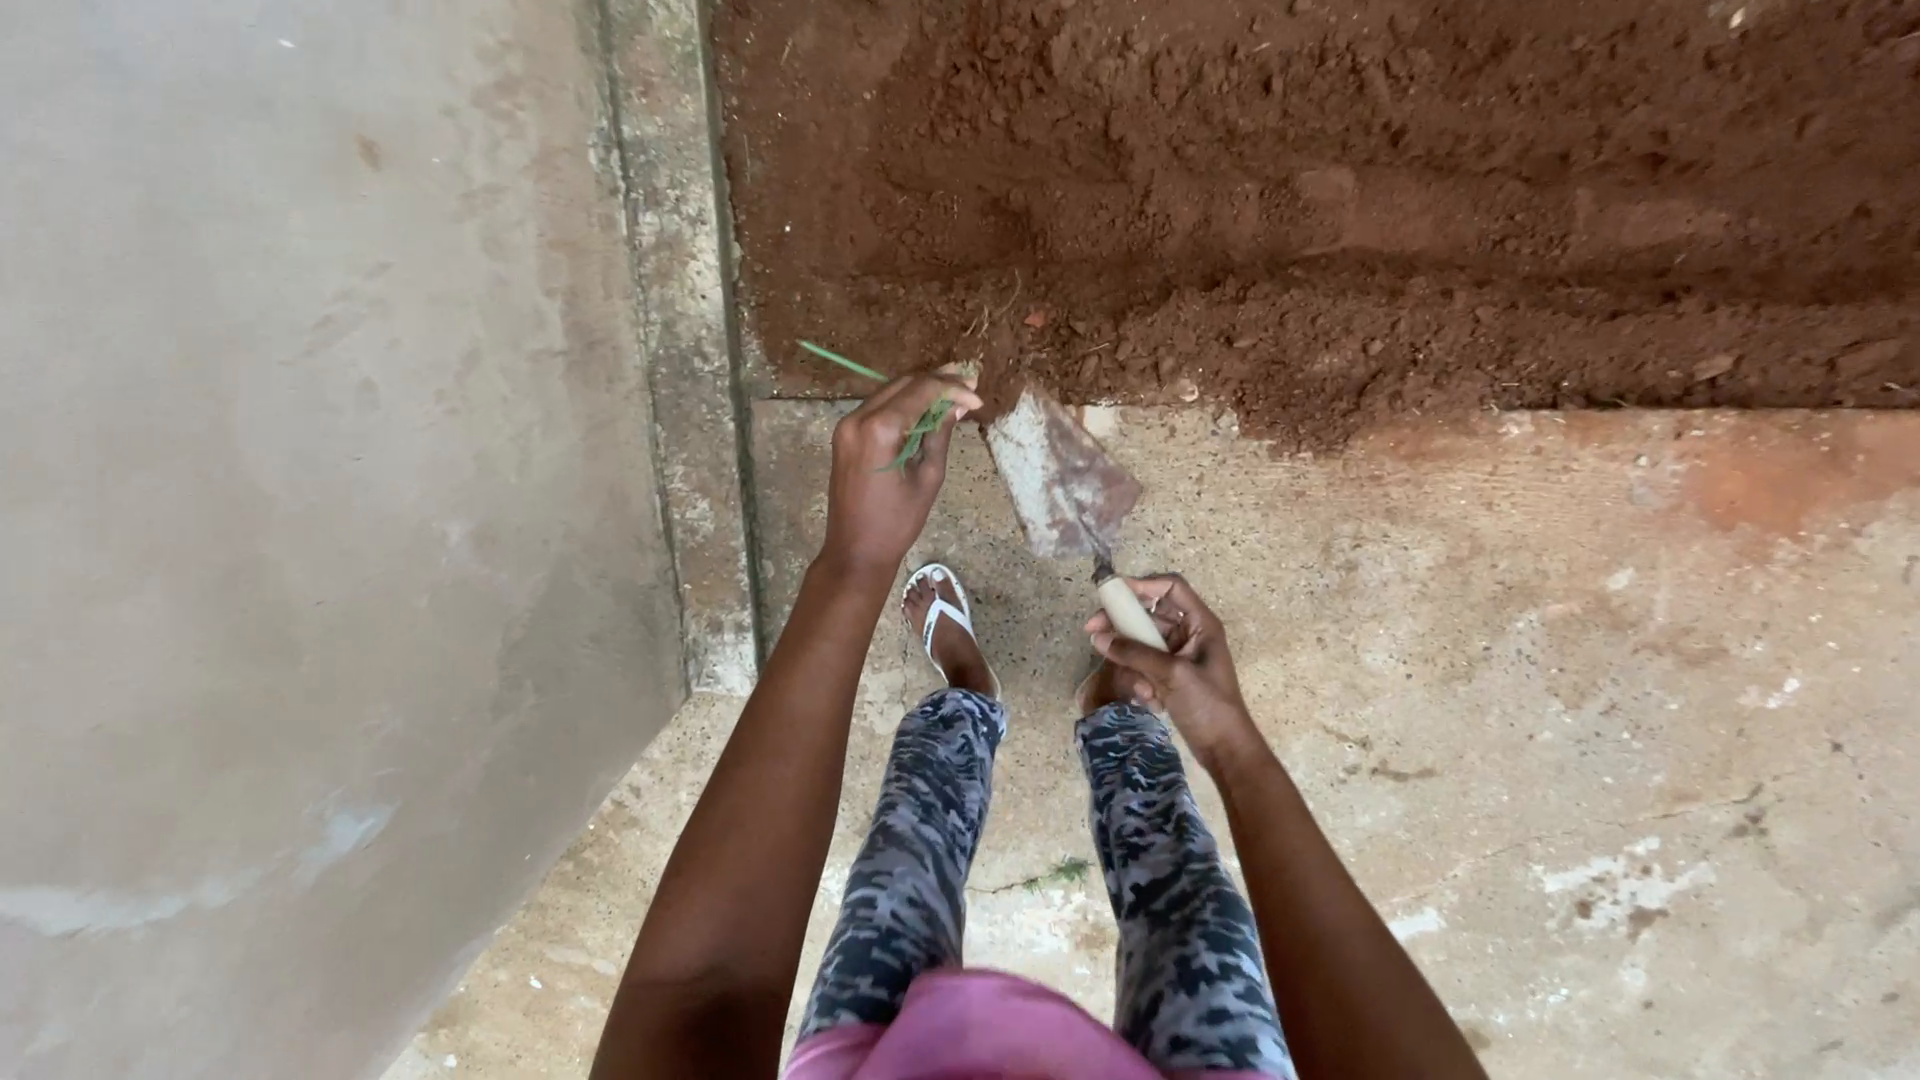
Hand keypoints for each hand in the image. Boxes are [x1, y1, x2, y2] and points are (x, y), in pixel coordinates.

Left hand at [821, 372, 982, 576]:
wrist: (855, 550)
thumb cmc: (897, 523)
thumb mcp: (928, 478)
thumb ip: (940, 435)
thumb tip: (956, 407)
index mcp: (880, 429)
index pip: (921, 391)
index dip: (952, 389)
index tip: (977, 398)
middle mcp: (858, 418)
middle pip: (903, 383)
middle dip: (937, 382)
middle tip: (969, 383)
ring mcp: (847, 425)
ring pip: (889, 392)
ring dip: (920, 390)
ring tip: (954, 390)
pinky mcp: (844, 435)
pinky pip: (878, 408)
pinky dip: (903, 404)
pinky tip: (926, 407)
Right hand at [1086, 574, 1265, 771]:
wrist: (1225, 749)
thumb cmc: (1208, 705)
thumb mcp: (1171, 674)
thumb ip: (1134, 652)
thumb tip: (1098, 637)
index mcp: (1201, 623)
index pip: (1171, 587)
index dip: (1142, 585)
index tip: (1112, 594)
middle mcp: (1190, 633)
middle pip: (1149, 614)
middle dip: (1123, 626)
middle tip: (1093, 631)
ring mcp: (1179, 655)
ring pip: (1142, 642)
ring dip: (1133, 662)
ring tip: (1138, 688)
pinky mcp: (1170, 675)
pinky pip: (1144, 664)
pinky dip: (1140, 678)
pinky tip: (1148, 700)